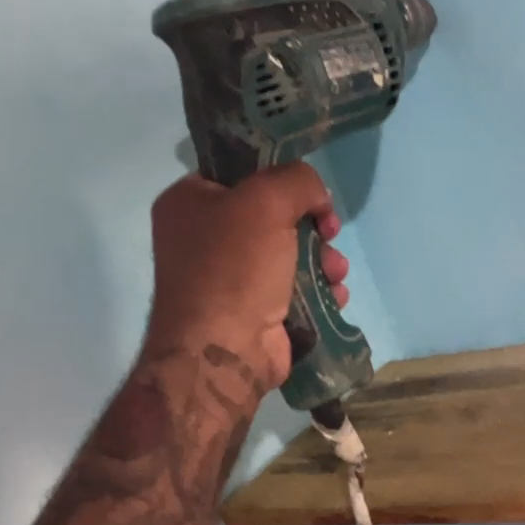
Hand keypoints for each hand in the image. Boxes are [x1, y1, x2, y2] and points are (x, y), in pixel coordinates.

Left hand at [143, 163, 351, 391]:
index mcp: (189, 202)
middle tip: (329, 234)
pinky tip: (333, 295)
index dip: (282, 179)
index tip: (311, 195)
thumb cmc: (235, 267)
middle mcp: (205, 238)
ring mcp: (231, 278)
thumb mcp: (266, 200)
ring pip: (293, 253)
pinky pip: (298, 288)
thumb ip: (298, 180)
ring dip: (324, 260)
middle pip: (276, 216)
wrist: (226, 350)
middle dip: (313, 227)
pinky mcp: (257, 311)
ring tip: (334, 274)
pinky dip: (320, 290)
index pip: (242, 174)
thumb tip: (317, 198)